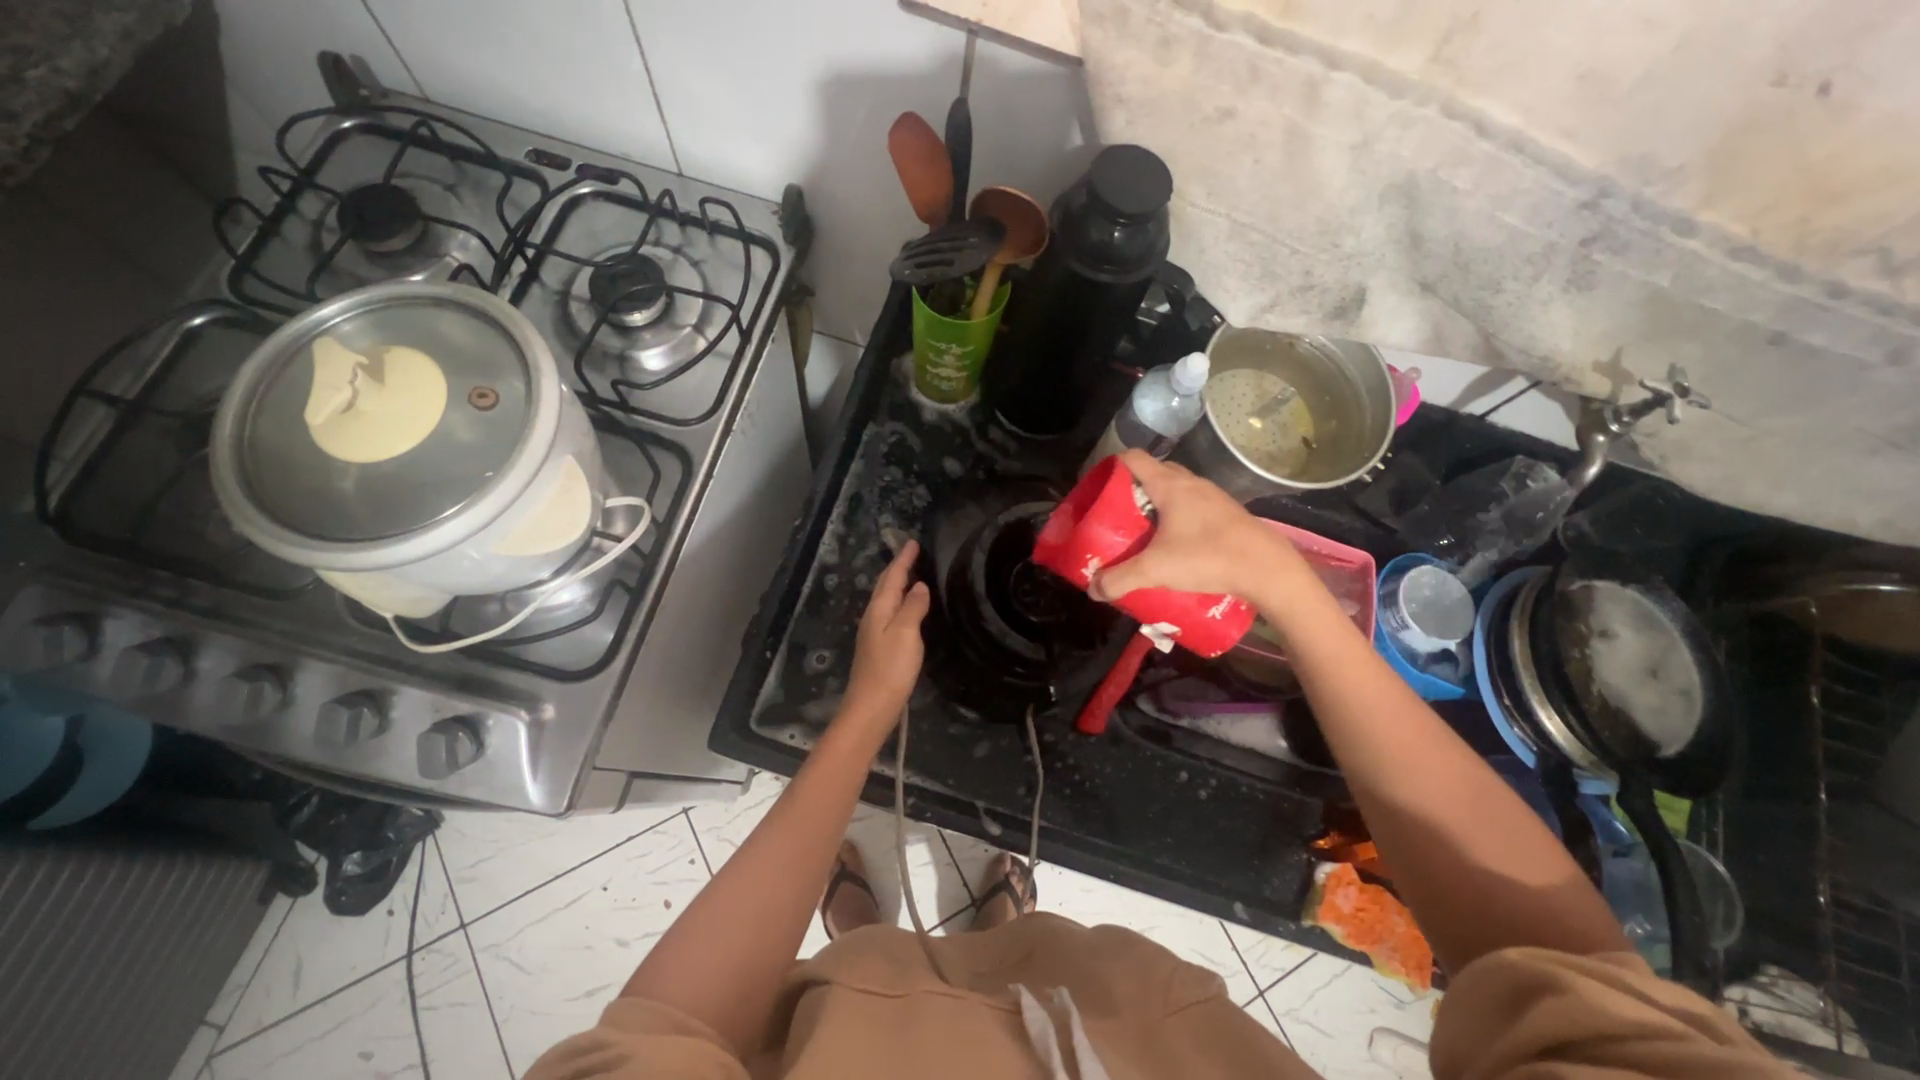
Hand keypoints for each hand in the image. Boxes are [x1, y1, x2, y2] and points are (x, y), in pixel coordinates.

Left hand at [839, 540, 929, 738]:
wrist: (872, 706)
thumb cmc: (890, 668)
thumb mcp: (905, 633)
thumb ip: (913, 607)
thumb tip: (919, 585)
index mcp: (879, 610)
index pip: (892, 577)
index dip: (903, 559)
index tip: (913, 542)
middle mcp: (873, 617)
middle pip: (885, 586)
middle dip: (898, 568)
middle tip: (912, 553)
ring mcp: (874, 633)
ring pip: (887, 600)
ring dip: (898, 585)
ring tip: (912, 574)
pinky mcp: (879, 647)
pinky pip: (890, 614)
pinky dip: (899, 603)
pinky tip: (907, 609)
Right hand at [1089, 450, 1307, 606]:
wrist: (1268, 568)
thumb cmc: (1208, 557)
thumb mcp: (1156, 570)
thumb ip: (1120, 579)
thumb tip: (1093, 589)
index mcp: (1169, 484)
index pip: (1133, 458)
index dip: (1111, 467)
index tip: (1098, 489)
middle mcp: (1191, 483)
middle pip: (1154, 473)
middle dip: (1132, 490)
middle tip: (1118, 515)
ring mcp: (1213, 497)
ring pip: (1176, 491)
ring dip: (1157, 505)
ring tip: (1143, 533)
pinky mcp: (1227, 514)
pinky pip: (1193, 506)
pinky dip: (1178, 518)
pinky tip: (1175, 545)